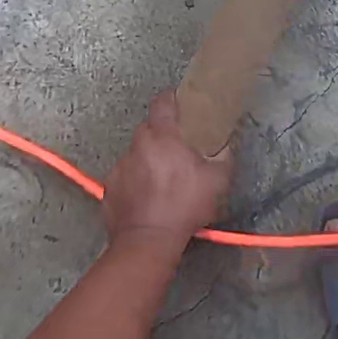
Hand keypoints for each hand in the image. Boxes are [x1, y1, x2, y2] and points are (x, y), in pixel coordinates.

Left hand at [102, 91, 232, 246]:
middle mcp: (138, 146)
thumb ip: (224, 156)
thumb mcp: (218, 179)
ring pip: (137, 154)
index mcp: (163, 137)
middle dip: (163, 133)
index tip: (181, 100)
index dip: (172, 97)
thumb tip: (227, 144)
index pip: (162, 102)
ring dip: (150, 159)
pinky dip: (137, 181)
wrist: (148, 241)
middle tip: (180, 148)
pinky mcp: (110, 189)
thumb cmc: (184, 205)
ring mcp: (120, 168)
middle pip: (149, 128)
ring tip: (165, 178)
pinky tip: (150, 197)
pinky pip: (126, 177)